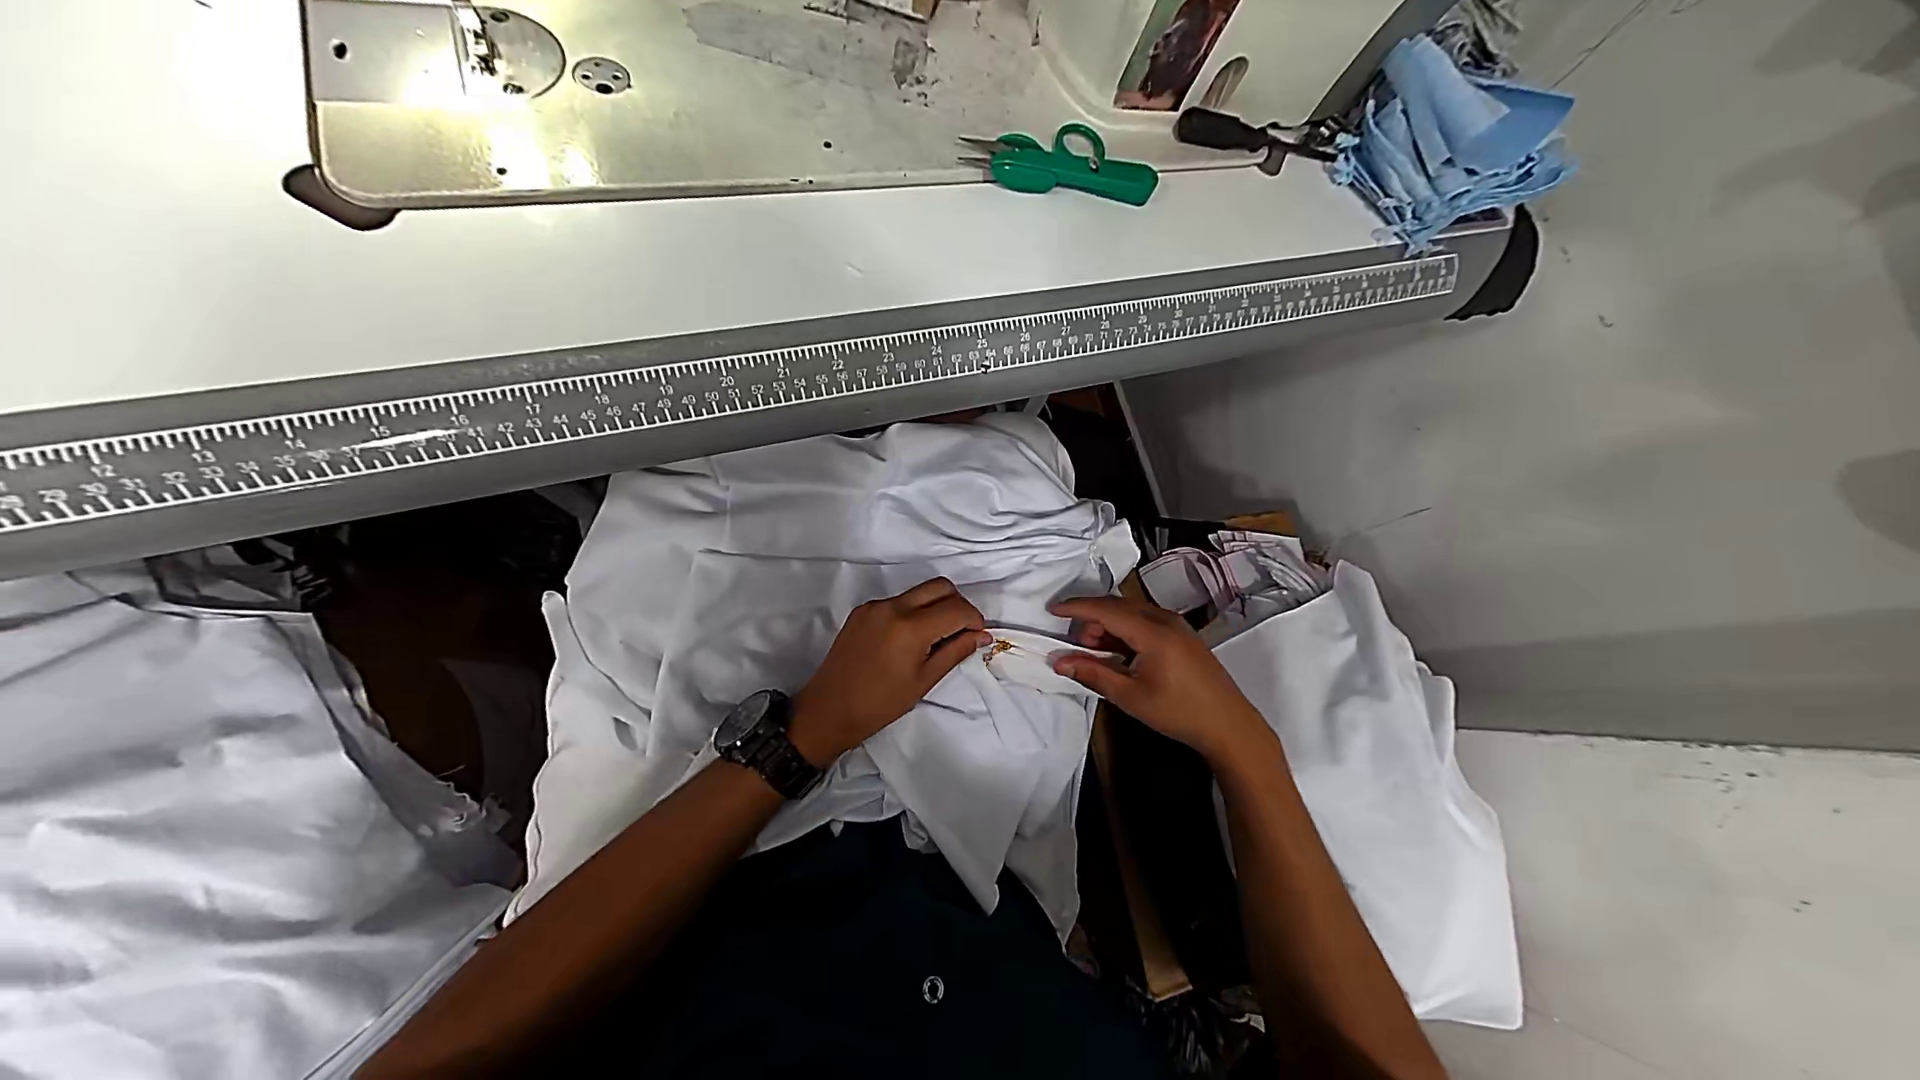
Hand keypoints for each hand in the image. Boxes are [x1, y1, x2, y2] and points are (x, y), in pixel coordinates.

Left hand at [789, 578, 990, 766]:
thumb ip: (956, 651)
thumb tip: (982, 635)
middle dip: (958, 604)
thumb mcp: (925, 680)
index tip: (977, 635)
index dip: (974, 620)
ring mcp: (875, 606)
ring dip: (935, 605)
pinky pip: (897, 601)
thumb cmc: (880, 704)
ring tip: (935, 637)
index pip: (957, 608)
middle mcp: (893, 607)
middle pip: (941, 586)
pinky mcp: (862, 610)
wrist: (829, 709)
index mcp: (911, 627)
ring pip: (918, 591)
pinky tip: (908, 639)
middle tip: (960, 631)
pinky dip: (912, 611)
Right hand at [1049, 594, 1273, 762]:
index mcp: (1153, 632)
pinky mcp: (1183, 635)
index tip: (1052, 610)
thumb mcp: (1130, 696)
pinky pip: (1145, 620)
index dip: (1076, 608)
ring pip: (1131, 612)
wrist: (1229, 725)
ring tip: (1095, 651)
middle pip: (1117, 606)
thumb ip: (1092, 673)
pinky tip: (1118, 652)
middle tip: (1075, 644)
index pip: (1105, 610)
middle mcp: (1166, 620)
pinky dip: (1125, 630)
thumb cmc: (1180, 712)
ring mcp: (1177, 625)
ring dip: (1108, 625)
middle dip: (1090, 619)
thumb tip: (1060, 662)